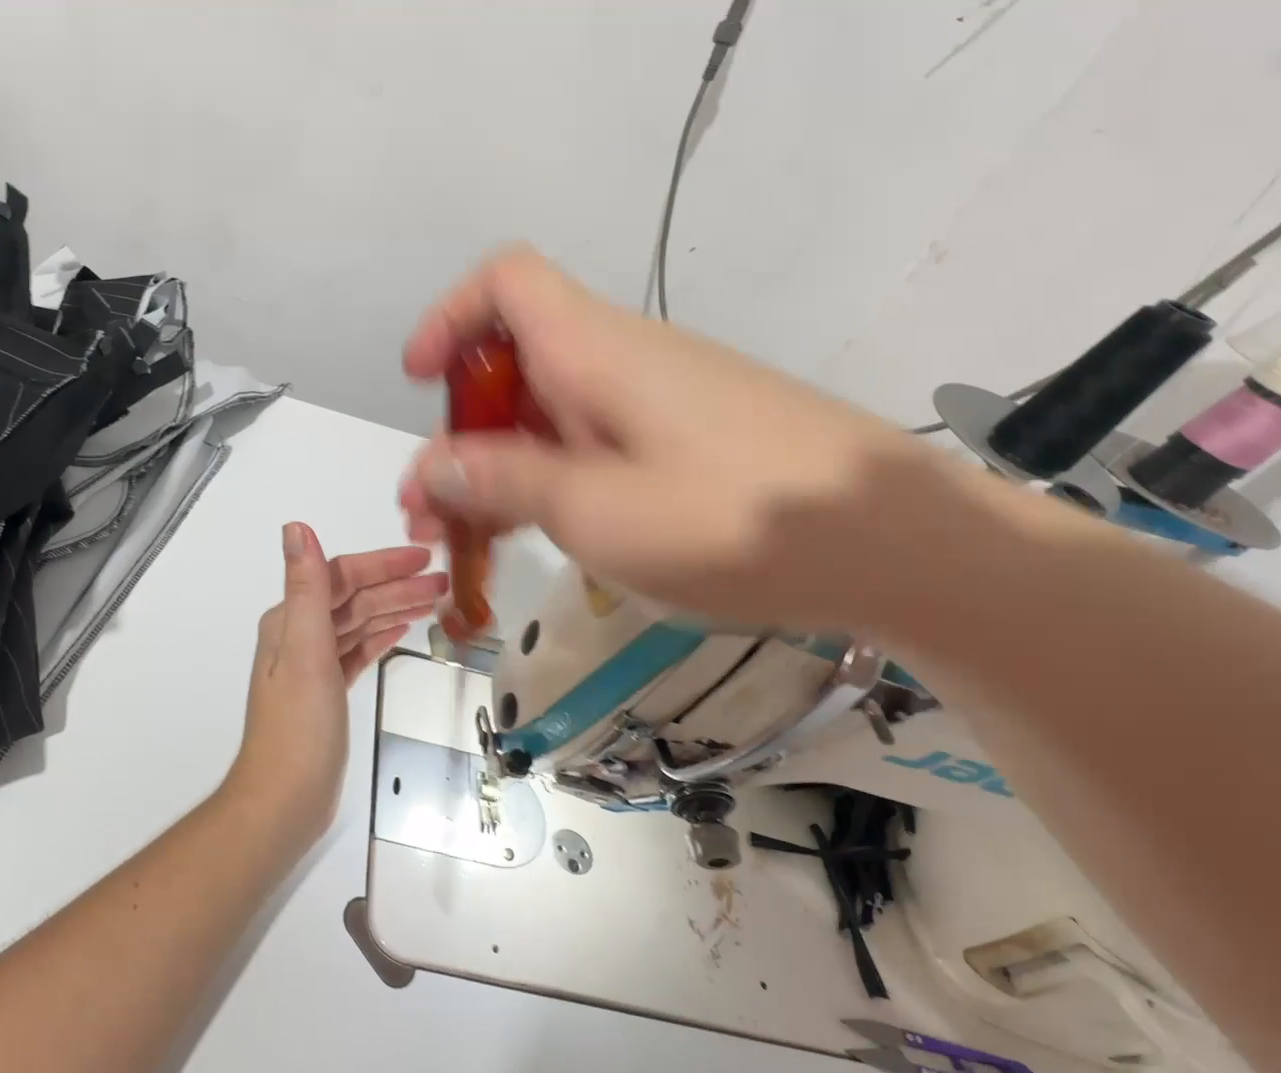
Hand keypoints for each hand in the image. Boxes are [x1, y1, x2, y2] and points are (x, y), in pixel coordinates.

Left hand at [224, 524, 446, 843]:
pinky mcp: (327, 693)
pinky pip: (357, 652)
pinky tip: (401, 631)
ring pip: (358, 624)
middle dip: (395, 586)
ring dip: (393, 609)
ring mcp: (312, 666)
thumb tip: (295, 527)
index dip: (381, 564)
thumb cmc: (299, 725)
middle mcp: (298, 637)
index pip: (340, 577)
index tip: (424, 558)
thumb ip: (306, 588)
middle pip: (353, 599)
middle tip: (443, 582)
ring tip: (435, 602)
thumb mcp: (305, 651)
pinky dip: (378, 637)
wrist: (285, 798)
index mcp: (290, 621)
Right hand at [396, 247, 977, 632]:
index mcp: (593, 351)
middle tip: (429, 516)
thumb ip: (505, 482)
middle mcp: (622, 359)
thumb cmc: (734, 519)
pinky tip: (547, 536)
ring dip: (499, 469)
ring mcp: (658, 401)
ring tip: (470, 543)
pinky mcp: (687, 439)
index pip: (505, 282)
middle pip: (514, 364)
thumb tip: (432, 463)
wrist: (899, 543)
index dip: (449, 318)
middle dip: (458, 433)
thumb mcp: (597, 511)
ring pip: (552, 413)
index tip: (419, 385)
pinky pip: (595, 442)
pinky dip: (552, 481)